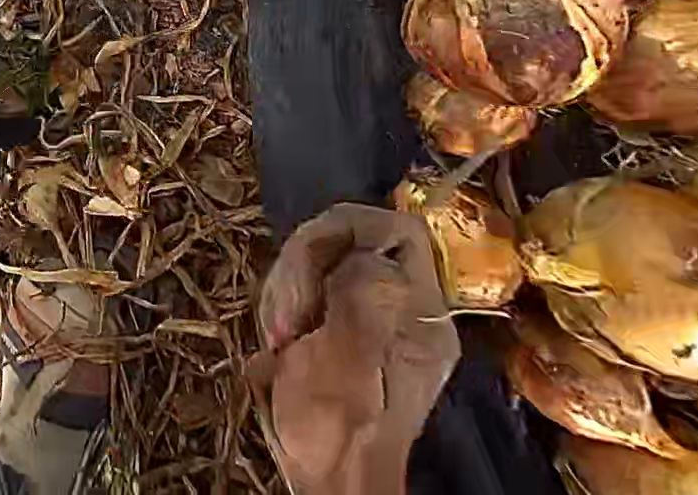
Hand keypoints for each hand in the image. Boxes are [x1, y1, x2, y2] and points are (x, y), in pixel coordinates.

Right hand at [252, 204, 459, 494]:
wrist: (323, 480)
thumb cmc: (335, 429)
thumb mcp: (348, 365)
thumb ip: (362, 300)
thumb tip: (362, 253)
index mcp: (420, 313)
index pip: (398, 230)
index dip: (350, 228)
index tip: (309, 263)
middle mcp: (401, 303)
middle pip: (349, 236)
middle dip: (303, 265)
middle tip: (285, 316)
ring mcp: (369, 309)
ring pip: (320, 255)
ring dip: (286, 285)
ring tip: (278, 334)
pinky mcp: (340, 318)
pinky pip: (306, 279)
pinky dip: (281, 298)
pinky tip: (276, 336)